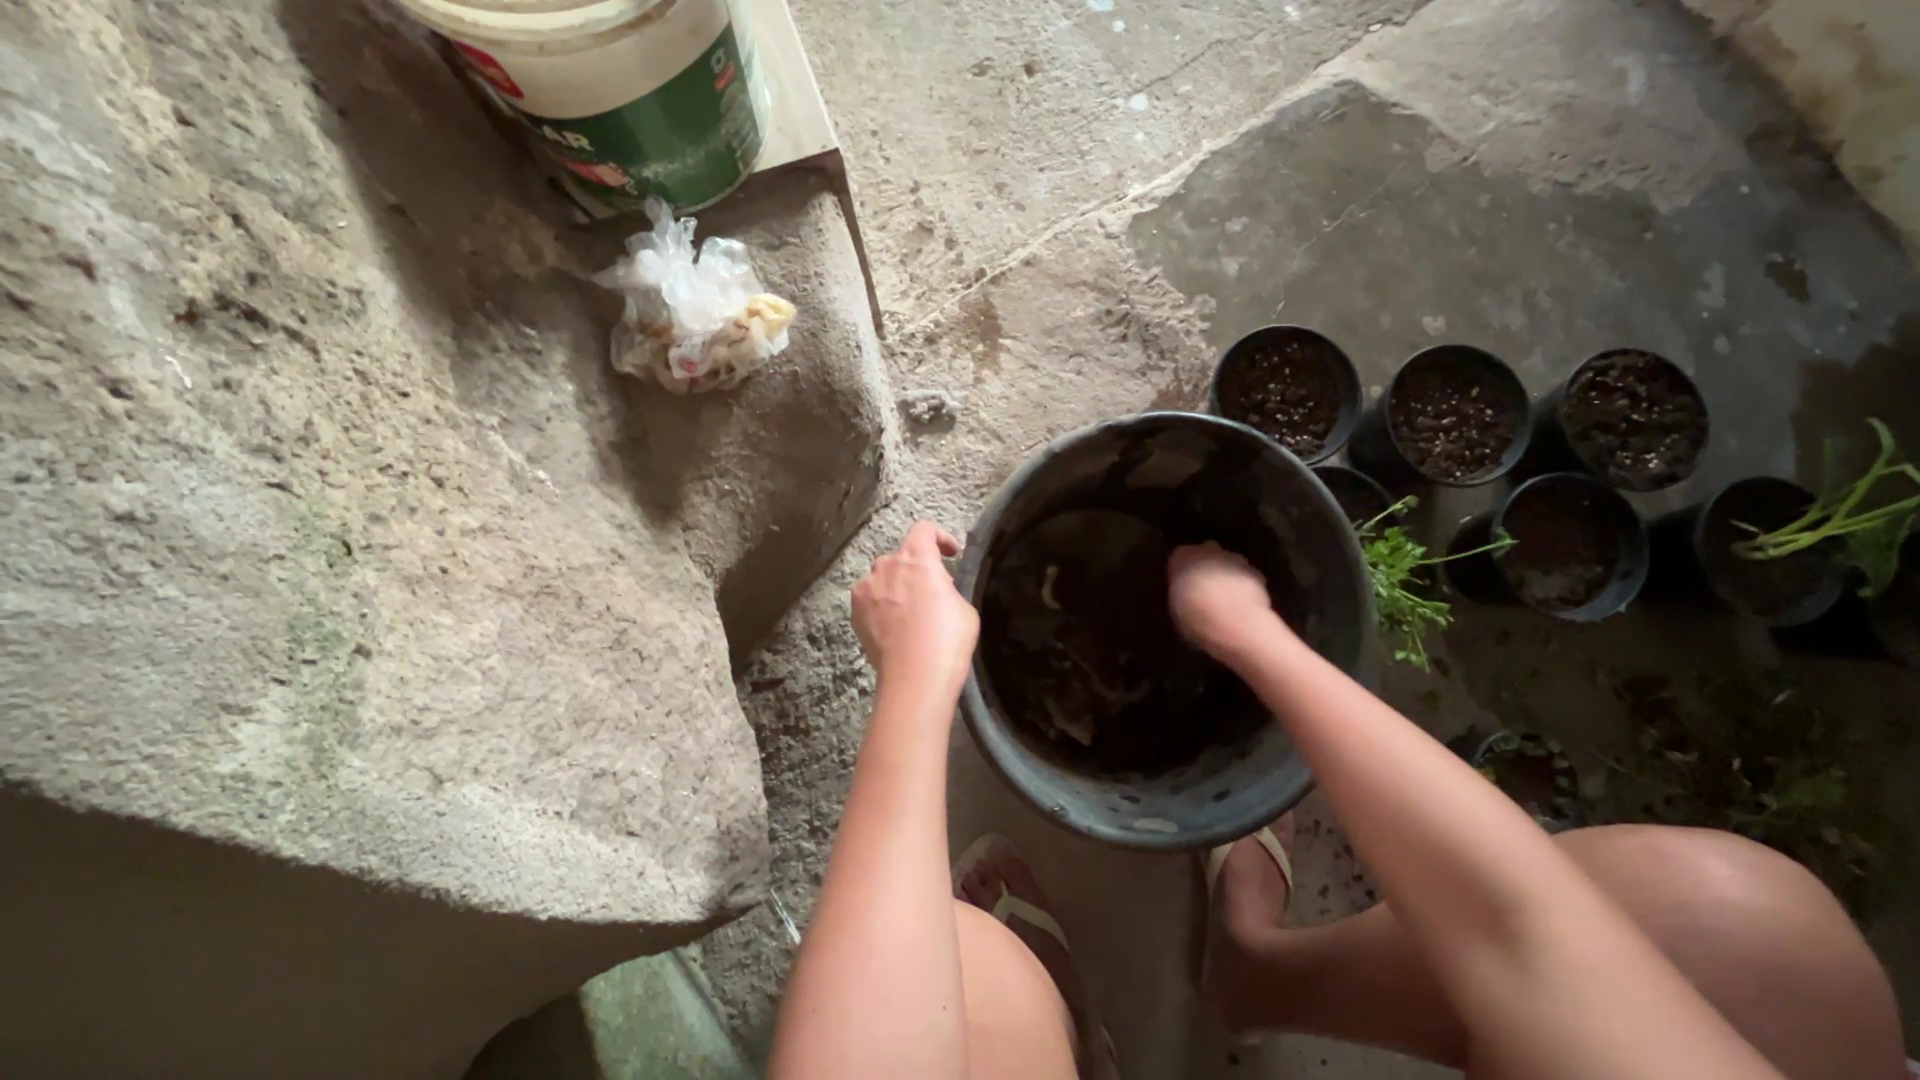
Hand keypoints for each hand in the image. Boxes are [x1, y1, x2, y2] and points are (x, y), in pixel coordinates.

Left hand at [852, 521, 979, 695]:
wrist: (915, 677)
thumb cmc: (947, 639)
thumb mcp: (963, 606)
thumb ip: (947, 587)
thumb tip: (936, 588)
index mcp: (917, 558)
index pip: (924, 529)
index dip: (940, 537)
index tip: (950, 554)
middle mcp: (886, 565)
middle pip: (901, 556)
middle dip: (917, 569)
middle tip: (932, 592)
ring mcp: (866, 589)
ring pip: (882, 578)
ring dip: (896, 586)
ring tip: (909, 612)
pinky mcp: (855, 613)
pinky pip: (870, 599)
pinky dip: (881, 605)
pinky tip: (894, 626)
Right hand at [1167, 542, 1290, 662]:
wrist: (1232, 619)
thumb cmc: (1192, 614)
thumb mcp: (1176, 608)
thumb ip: (1182, 595)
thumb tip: (1187, 598)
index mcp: (1182, 556)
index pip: (1180, 557)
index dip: (1183, 572)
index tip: (1183, 587)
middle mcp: (1208, 550)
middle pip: (1207, 553)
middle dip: (1207, 566)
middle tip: (1205, 589)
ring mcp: (1235, 559)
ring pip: (1230, 562)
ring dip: (1227, 575)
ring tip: (1226, 598)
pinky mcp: (1256, 572)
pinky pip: (1247, 576)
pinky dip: (1245, 586)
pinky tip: (1243, 603)